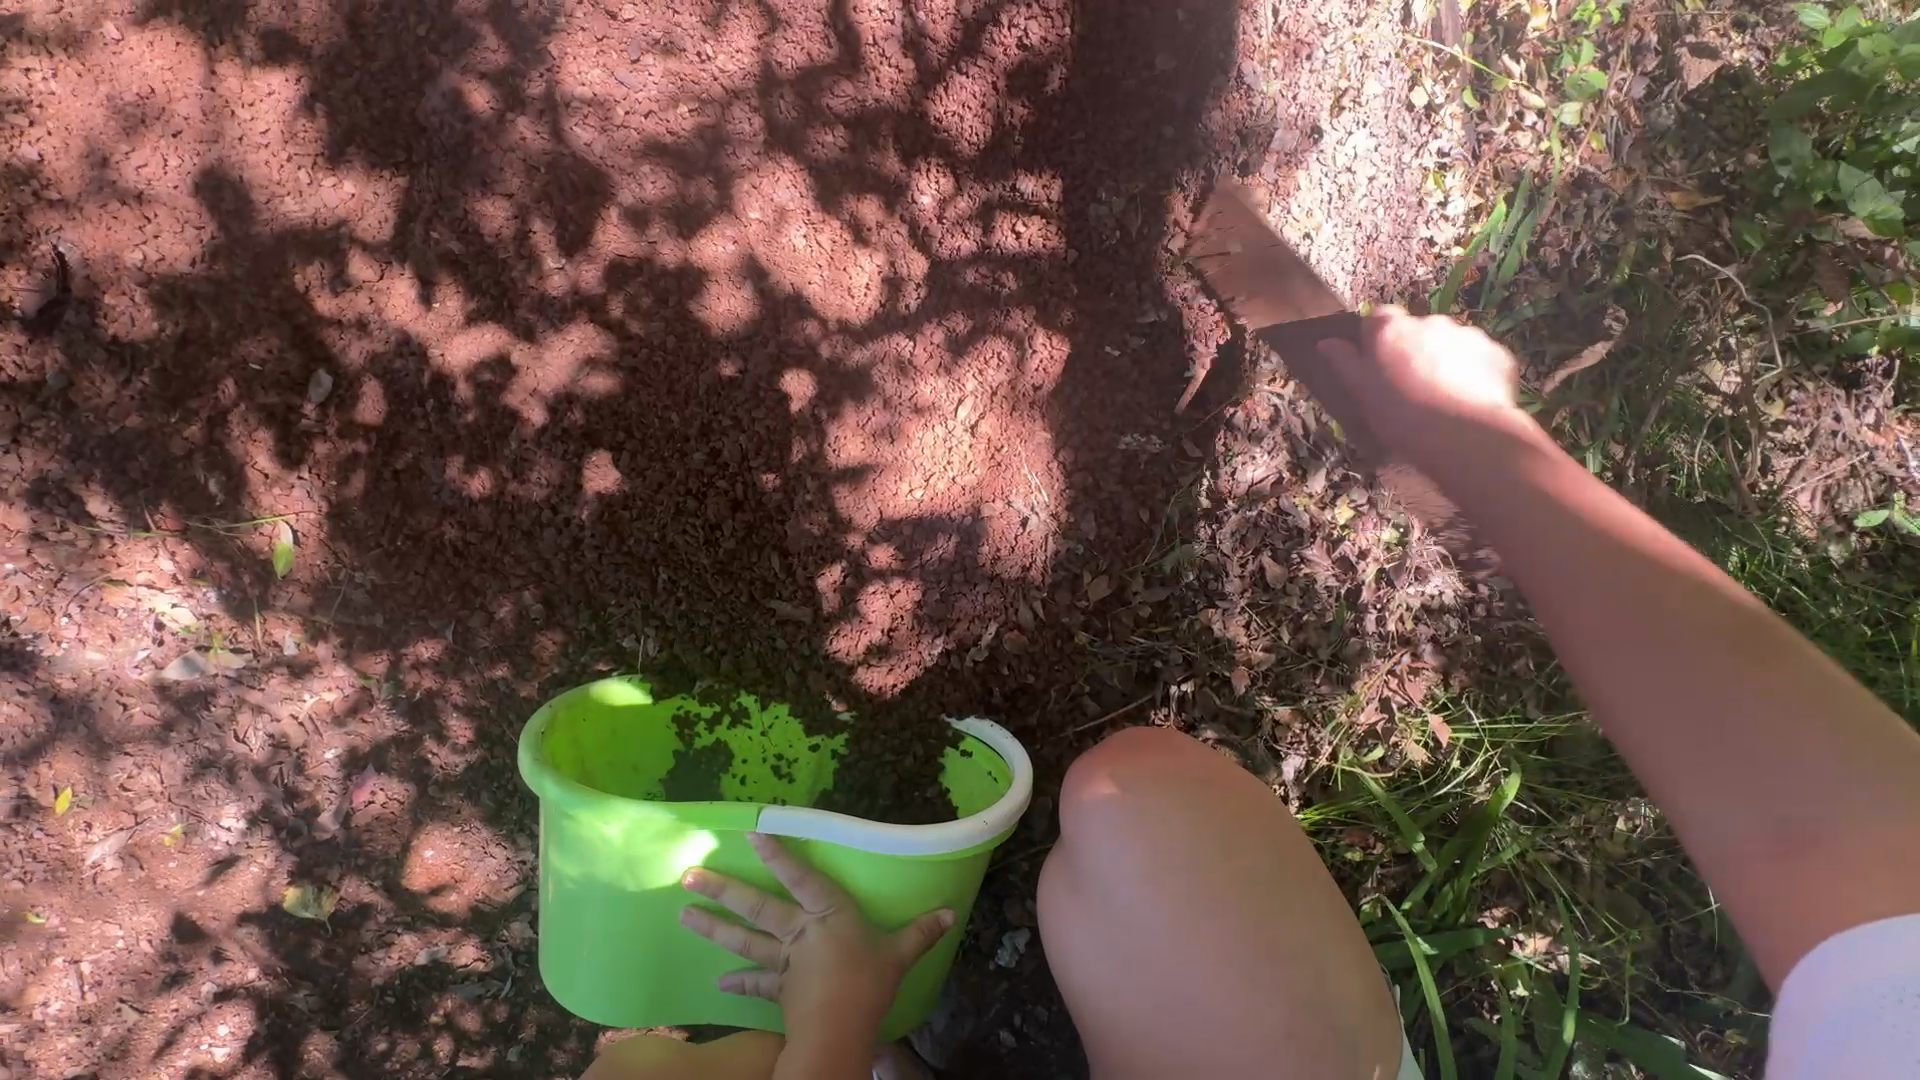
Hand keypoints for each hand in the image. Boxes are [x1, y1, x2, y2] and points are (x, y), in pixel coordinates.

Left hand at [680, 833, 953, 1050]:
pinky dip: (737, 980)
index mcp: (827, 913)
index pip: (799, 877)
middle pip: (757, 906)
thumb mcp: (899, 956)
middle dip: (722, 890)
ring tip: (684, 914)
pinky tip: (717, 980)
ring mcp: (783, 961)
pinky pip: (754, 981)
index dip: (777, 854)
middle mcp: (799, 931)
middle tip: (689, 876)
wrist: (838, 1033)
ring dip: (714, 927)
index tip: (751, 832)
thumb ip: (920, 933)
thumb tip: (951, 913)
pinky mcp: (776, 990)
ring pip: (743, 939)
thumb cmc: (867, 985)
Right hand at [1318, 307, 1529, 458]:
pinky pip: (1477, 357)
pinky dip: (1470, 372)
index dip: (1376, 338)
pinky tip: (1464, 399)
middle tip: (1407, 385)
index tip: (1375, 363)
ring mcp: (1467, 335)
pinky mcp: (1496, 352)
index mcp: (1391, 330)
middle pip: (1416, 329)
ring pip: (1448, 342)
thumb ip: (1344, 362)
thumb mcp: (1361, 392)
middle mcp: (1430, 322)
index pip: (1378, 316)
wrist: (1460, 434)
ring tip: (1439, 395)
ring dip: (1442, 359)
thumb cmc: (1397, 413)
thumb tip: (1325, 343)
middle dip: (1412, 349)